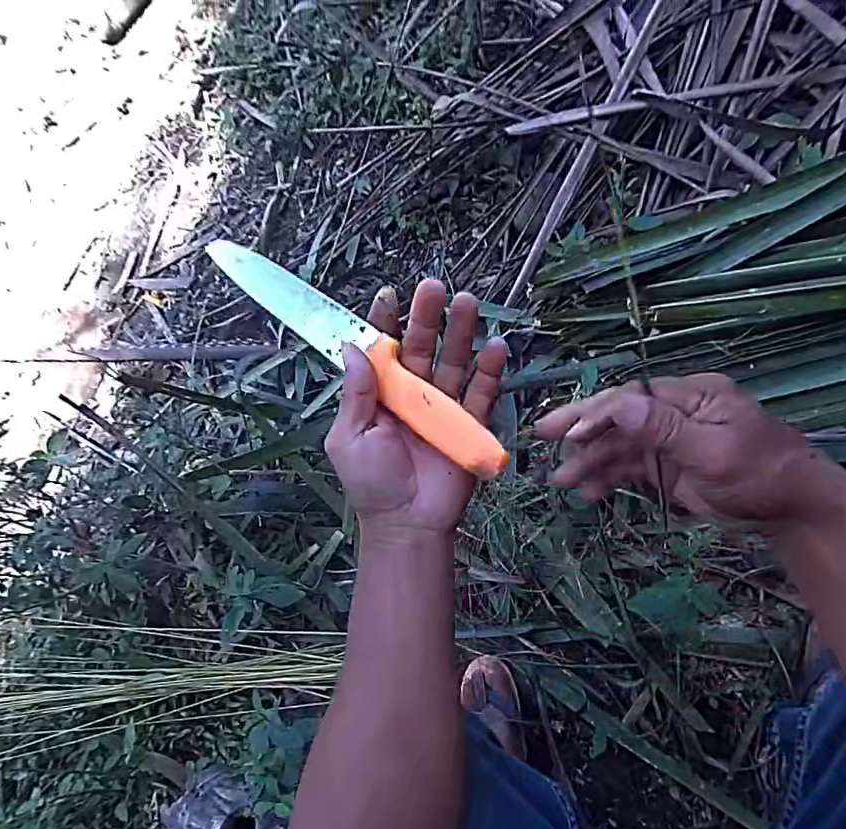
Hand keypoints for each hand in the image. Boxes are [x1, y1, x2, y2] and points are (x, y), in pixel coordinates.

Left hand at [325, 280, 509, 540]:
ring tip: (469, 304)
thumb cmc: (373, 483)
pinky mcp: (471, 426)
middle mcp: (414, 396)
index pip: (385, 351)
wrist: (407, 523)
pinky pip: (482, 395)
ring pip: (455, 364)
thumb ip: (355, 393)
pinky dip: (490, 372)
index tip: (389, 295)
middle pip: (422, 349)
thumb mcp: (350, 437)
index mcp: (381, 396)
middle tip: (435, 288)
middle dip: (428, 318)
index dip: (386, 322)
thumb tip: (351, 346)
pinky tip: (495, 347)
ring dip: (462, 334)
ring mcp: (445, 410)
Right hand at [534, 373, 845, 531]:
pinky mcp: (668, 467)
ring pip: (621, 446)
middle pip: (620, 417)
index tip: (568, 432)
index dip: (597, 413)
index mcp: (692, 396)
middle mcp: (676, 413)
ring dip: (591, 462)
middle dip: (582, 430)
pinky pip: (632, 469)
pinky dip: (610, 479)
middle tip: (543, 437)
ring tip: (562, 483)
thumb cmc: (762, 474)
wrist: (792, 509)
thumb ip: (666, 430)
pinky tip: (589, 492)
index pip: (634, 397)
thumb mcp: (715, 452)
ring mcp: (670, 440)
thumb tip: (620, 404)